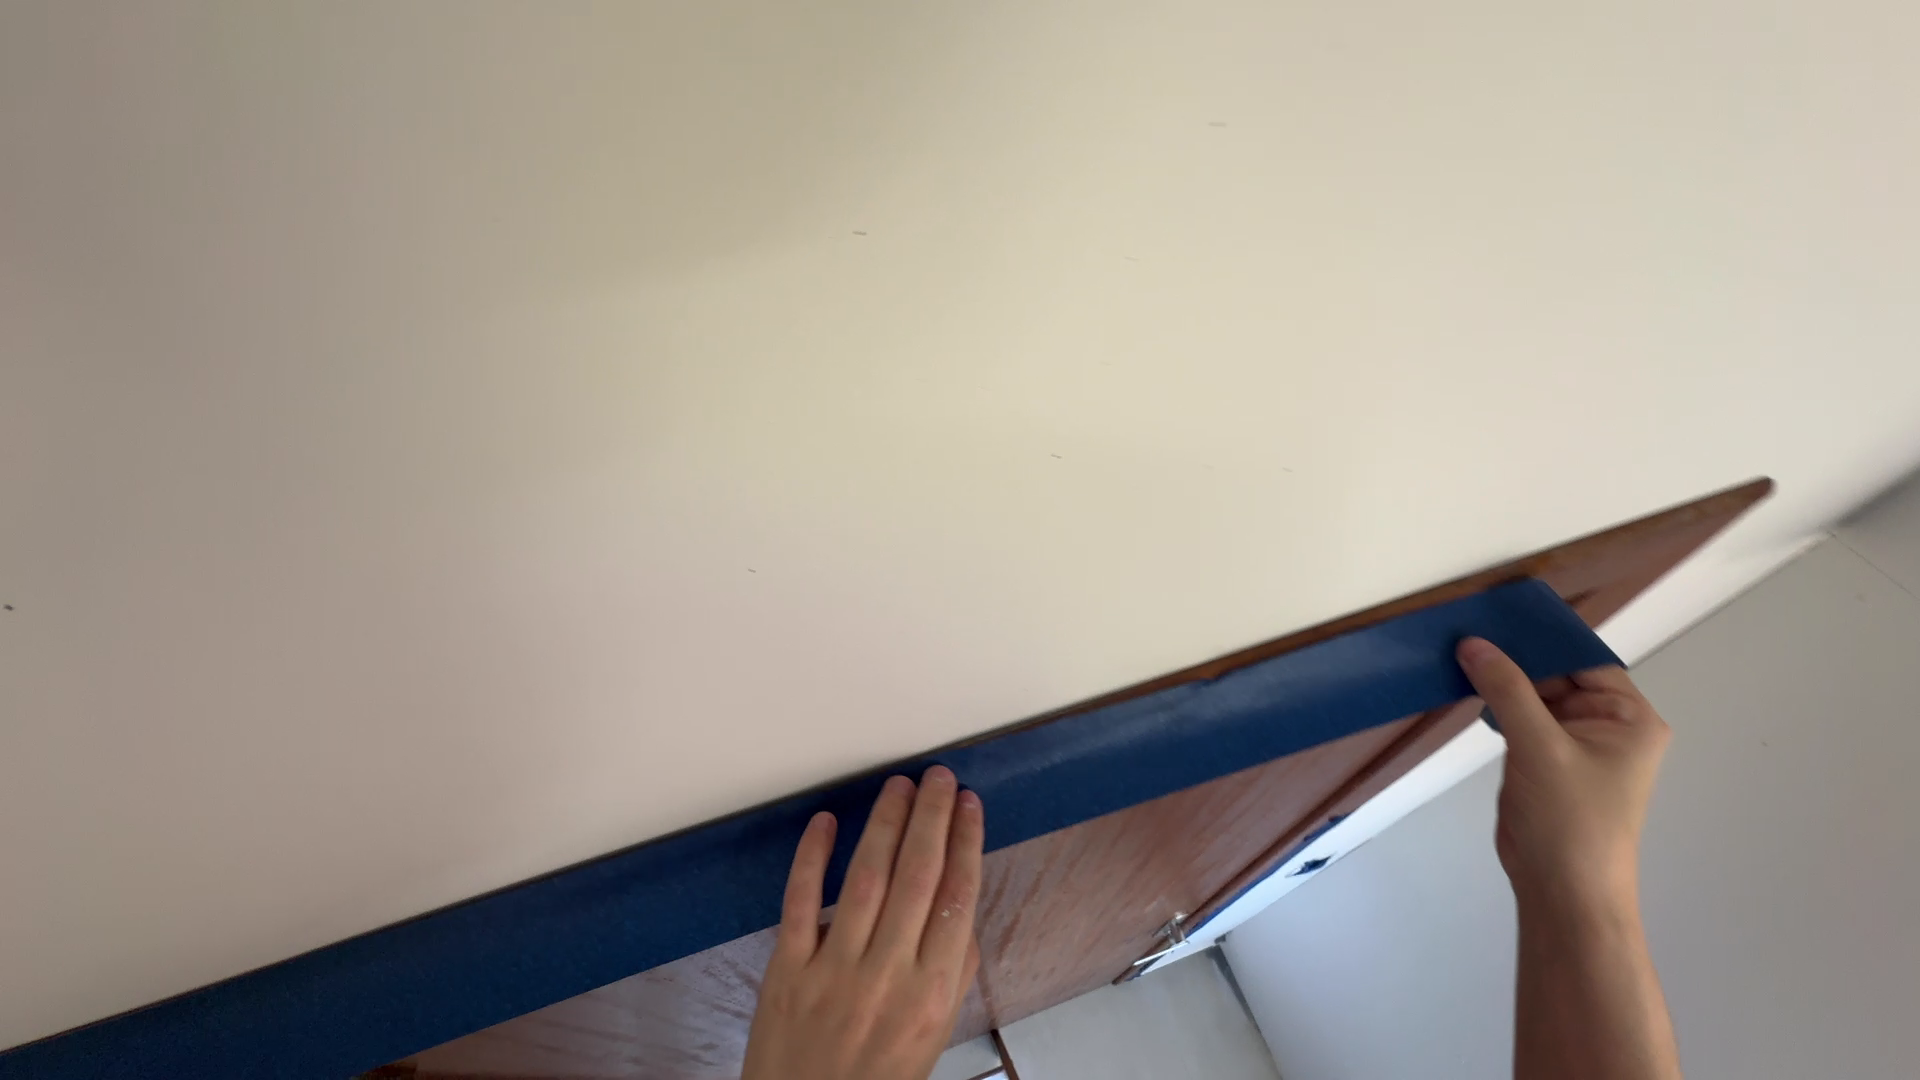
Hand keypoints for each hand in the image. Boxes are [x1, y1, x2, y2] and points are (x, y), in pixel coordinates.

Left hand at [741, 766, 984, 1079]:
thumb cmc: (880, 1077)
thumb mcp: (935, 1035)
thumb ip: (954, 969)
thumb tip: (962, 903)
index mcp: (932, 992)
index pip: (959, 898)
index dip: (966, 841)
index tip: (970, 803)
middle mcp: (888, 976)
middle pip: (918, 877)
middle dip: (932, 817)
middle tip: (940, 777)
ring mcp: (834, 970)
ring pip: (866, 878)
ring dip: (886, 824)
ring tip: (900, 786)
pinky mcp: (787, 970)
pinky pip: (801, 901)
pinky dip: (813, 856)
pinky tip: (826, 820)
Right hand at [1456, 637, 1670, 909]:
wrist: (1561, 888)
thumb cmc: (1571, 818)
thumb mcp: (1539, 746)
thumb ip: (1506, 690)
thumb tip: (1472, 642)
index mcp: (1629, 719)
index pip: (1584, 661)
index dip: (1542, 639)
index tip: (1495, 616)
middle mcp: (1605, 726)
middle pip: (1555, 675)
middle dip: (1512, 658)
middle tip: (1464, 632)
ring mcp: (1571, 743)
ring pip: (1531, 695)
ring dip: (1498, 680)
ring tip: (1456, 654)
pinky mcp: (1542, 759)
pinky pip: (1516, 717)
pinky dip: (1492, 703)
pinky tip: (1463, 689)